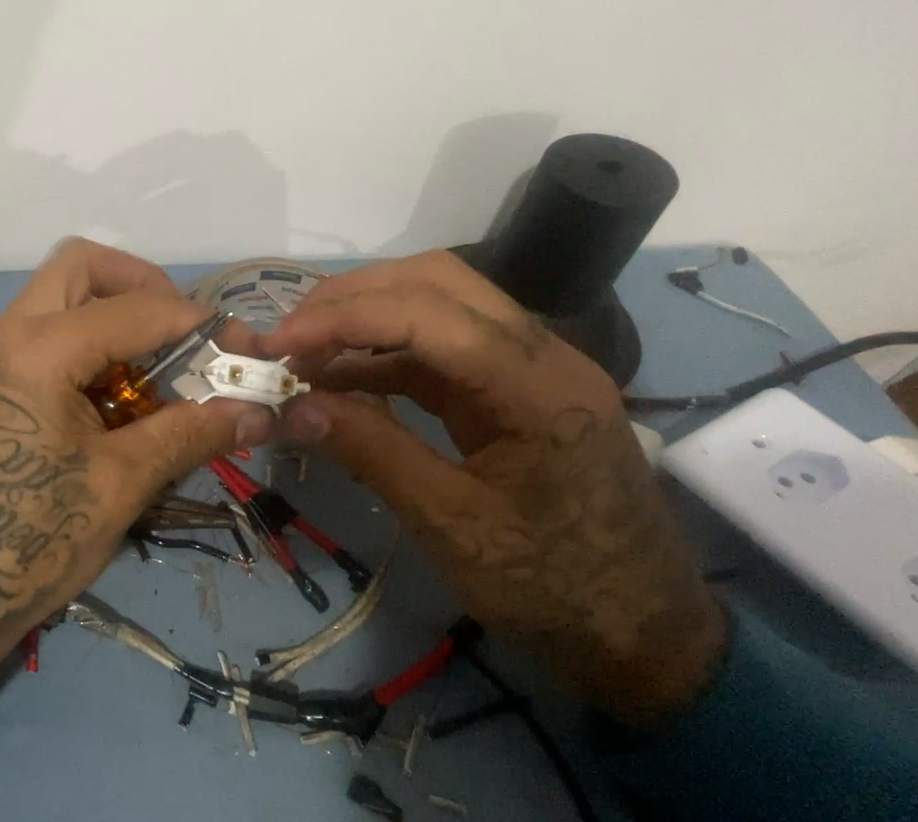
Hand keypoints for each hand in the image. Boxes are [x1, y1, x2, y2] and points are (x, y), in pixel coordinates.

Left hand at [0, 239, 273, 704]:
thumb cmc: (31, 540)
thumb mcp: (119, 485)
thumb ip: (188, 434)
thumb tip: (257, 411)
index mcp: (41, 351)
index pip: (138, 308)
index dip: (200, 324)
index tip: (243, 351)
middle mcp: (9, 335)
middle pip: (80, 266)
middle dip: (141, 285)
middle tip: (181, 333)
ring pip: (57, 296)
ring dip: (112, 313)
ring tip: (154, 369)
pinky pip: (42, 332)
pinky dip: (85, 343)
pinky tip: (114, 398)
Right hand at [263, 251, 725, 726]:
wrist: (640, 634)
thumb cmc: (551, 587)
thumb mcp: (451, 525)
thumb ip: (372, 452)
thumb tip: (292, 406)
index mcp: (539, 387)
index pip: (430, 314)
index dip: (345, 317)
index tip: (277, 344)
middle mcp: (541, 355)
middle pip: (436, 283)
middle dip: (352, 298)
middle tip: (288, 336)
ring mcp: (529, 369)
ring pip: (437, 305)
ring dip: (365, 320)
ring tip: (303, 356)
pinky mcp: (512, 391)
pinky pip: (440, 350)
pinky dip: (384, 355)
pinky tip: (339, 381)